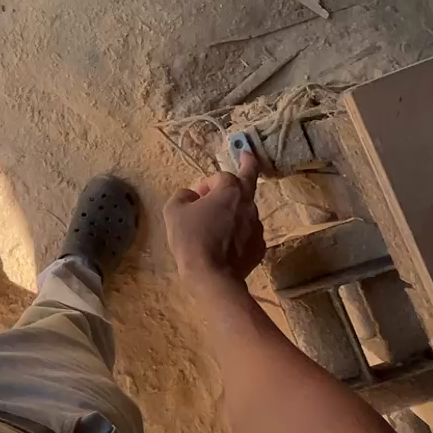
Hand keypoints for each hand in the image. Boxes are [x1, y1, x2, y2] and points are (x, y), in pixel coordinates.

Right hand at [162, 150, 266, 288]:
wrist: (211, 276)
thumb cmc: (191, 238)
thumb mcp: (173, 210)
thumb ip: (183, 195)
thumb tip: (192, 195)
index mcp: (230, 191)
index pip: (222, 176)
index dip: (207, 183)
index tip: (196, 196)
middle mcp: (248, 205)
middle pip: (248, 183)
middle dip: (247, 166)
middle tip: (247, 156)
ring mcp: (256, 227)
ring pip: (246, 211)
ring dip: (233, 210)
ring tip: (216, 224)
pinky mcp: (259, 247)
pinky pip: (248, 233)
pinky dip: (238, 233)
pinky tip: (224, 244)